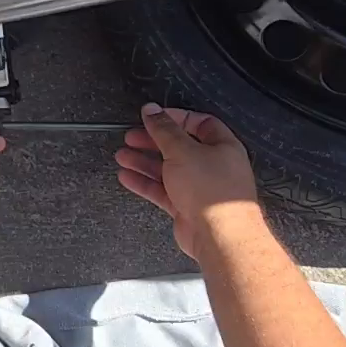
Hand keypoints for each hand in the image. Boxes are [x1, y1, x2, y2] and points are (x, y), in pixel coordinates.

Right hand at [115, 103, 264, 258]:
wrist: (219, 235)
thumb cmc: (215, 194)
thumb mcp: (182, 150)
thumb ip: (163, 129)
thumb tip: (152, 111)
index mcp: (222, 147)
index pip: (198, 123)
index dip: (175, 117)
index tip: (153, 117)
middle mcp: (213, 166)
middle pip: (178, 146)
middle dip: (152, 141)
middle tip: (133, 136)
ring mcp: (199, 187)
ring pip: (167, 169)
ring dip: (143, 161)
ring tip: (123, 155)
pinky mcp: (186, 206)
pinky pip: (161, 190)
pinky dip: (143, 183)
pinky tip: (128, 177)